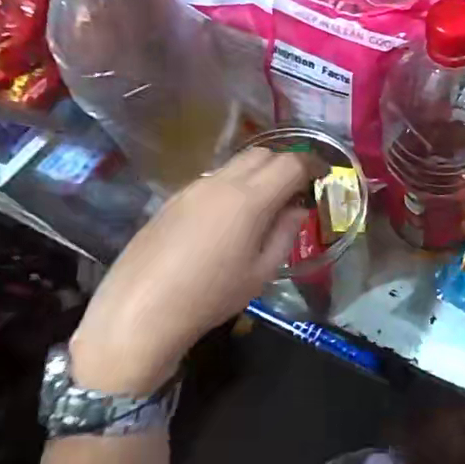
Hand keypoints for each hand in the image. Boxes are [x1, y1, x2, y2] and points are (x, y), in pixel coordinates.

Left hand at [68, 147, 318, 394]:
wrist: (141, 309)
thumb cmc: (211, 295)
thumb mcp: (261, 272)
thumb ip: (285, 233)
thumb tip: (296, 208)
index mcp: (249, 199)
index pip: (290, 163)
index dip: (312, 165)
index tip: (323, 176)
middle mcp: (220, 182)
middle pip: (262, 154)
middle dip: (285, 164)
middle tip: (296, 190)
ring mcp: (192, 188)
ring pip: (234, 165)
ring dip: (257, 174)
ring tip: (264, 205)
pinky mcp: (173, 200)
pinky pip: (212, 181)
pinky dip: (233, 186)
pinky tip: (229, 219)